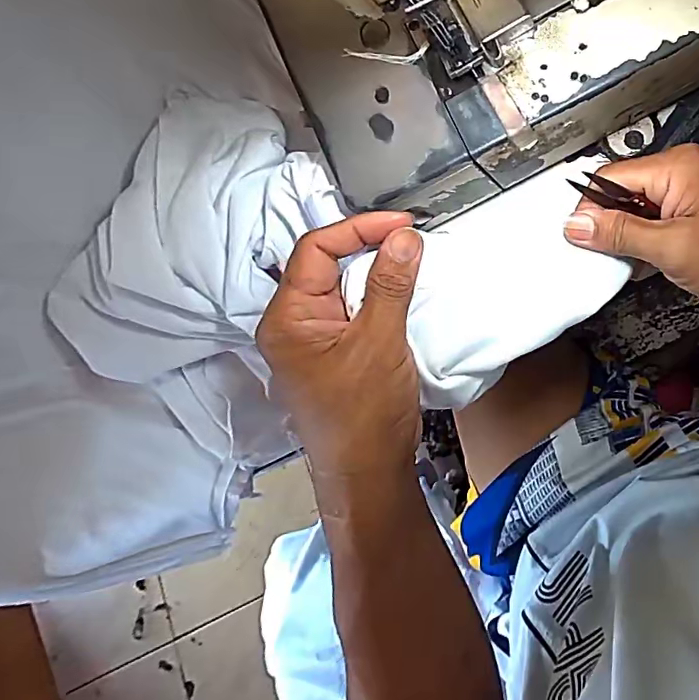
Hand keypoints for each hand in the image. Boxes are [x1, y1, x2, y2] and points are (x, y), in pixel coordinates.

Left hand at [257, 212, 424, 480]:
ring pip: (343, 286)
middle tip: (408, 241)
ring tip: (411, 264)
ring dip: (377, 273)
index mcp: (287, 318)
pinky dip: (379, 296)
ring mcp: (314, 339)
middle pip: (327, 264)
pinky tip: (403, 294)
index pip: (316, 249)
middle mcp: (293, 325)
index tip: (398, 224)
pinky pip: (354, 309)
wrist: (369, 475)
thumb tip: (402, 239)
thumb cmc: (361, 421)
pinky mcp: (335, 351)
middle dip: (369, 248)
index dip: (358, 229)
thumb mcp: (379, 342)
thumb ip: (390, 285)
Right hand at [562, 143, 698, 313]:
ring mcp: (687, 187)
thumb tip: (576, 225)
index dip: (591, 208)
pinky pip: (650, 215)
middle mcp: (682, 168)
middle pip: (620, 190)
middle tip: (608, 251)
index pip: (610, 177)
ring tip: (636, 257)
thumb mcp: (669, 249)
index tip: (582, 237)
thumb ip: (618, 233)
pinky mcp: (689, 207)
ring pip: (633, 206)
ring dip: (626, 233)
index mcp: (678, 166)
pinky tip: (647, 258)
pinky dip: (642, 237)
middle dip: (609, 222)